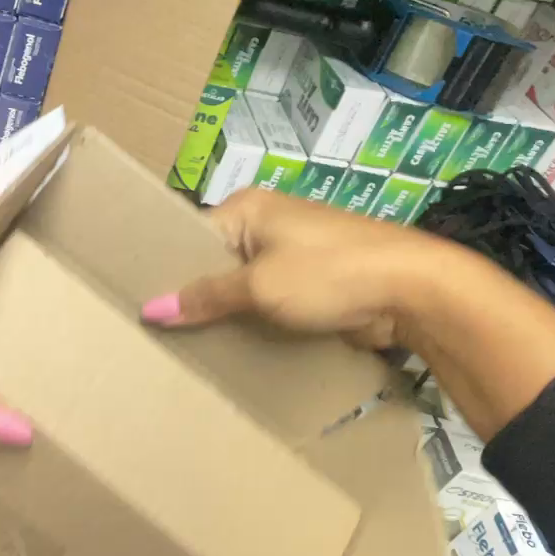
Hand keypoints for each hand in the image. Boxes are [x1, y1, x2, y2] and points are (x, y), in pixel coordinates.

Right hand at [138, 189, 465, 349]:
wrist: (414, 290)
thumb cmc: (329, 273)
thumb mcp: (259, 286)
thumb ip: (205, 297)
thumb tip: (150, 311)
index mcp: (248, 208)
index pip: (190, 236)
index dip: (166, 269)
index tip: (140, 302)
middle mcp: (266, 225)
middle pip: (214, 263)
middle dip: (193, 295)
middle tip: (157, 331)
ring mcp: (290, 254)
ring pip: (240, 287)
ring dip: (224, 313)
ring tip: (184, 345)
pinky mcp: (310, 284)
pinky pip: (267, 302)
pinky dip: (252, 321)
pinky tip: (229, 347)